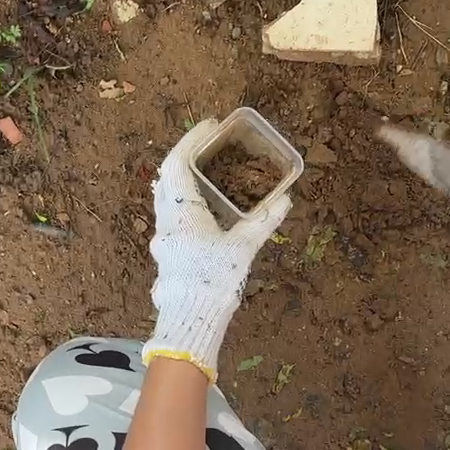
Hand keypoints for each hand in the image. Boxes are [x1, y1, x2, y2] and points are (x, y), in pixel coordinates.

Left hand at [143, 120, 290, 377]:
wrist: (190, 323)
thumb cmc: (213, 280)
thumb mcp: (243, 248)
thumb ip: (263, 222)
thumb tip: (285, 200)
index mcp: (181, 210)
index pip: (177, 161)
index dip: (191, 139)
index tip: (209, 126)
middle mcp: (166, 220)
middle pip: (168, 177)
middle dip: (187, 157)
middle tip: (209, 147)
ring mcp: (163, 239)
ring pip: (167, 198)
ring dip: (184, 182)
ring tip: (208, 175)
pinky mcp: (168, 254)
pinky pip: (172, 217)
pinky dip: (185, 204)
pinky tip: (203, 211)